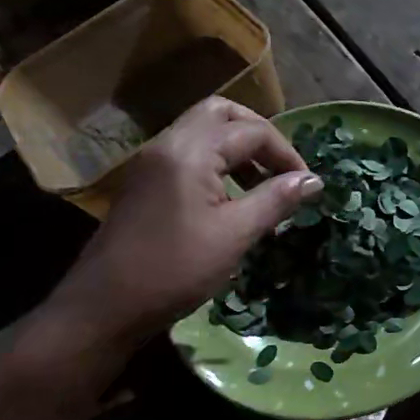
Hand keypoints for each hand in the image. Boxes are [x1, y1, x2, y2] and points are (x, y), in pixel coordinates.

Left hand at [54, 97, 322, 340]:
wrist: (105, 306)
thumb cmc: (175, 270)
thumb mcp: (235, 235)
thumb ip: (276, 200)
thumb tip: (313, 181)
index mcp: (190, 151)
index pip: (251, 131)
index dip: (286, 154)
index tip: (307, 186)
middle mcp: (168, 144)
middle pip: (221, 113)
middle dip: (258, 134)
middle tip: (281, 167)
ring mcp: (152, 162)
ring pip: (202, 131)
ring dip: (237, 148)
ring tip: (262, 185)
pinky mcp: (145, 182)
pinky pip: (187, 153)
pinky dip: (216, 162)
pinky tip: (231, 198)